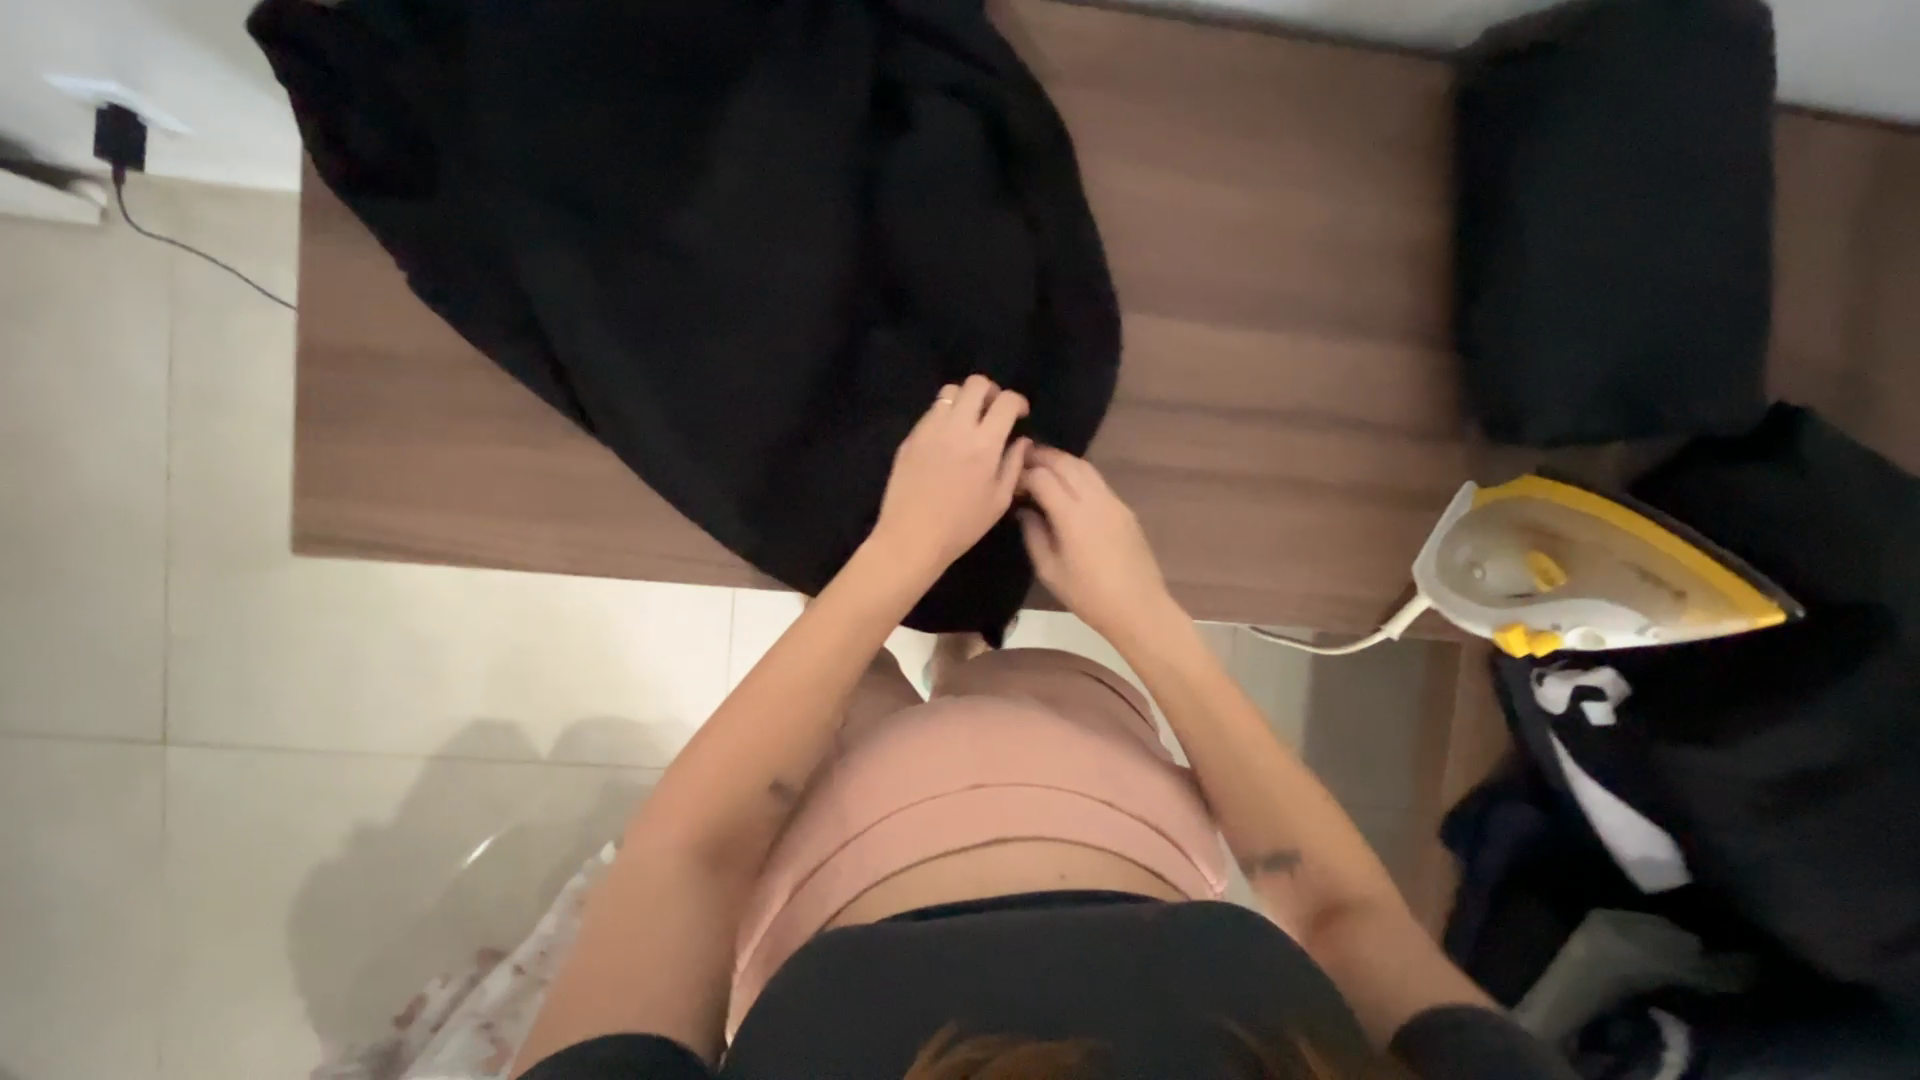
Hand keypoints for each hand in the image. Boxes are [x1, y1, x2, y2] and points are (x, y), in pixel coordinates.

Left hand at [871, 375, 1031, 578]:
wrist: (911, 538)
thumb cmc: (961, 526)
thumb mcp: (999, 500)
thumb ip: (1014, 465)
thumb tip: (1022, 441)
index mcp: (984, 443)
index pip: (1006, 401)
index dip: (1018, 402)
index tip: (1020, 415)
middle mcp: (956, 427)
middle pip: (976, 383)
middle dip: (991, 392)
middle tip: (994, 412)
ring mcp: (929, 429)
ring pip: (950, 392)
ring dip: (965, 399)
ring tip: (969, 421)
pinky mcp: (910, 437)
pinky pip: (931, 412)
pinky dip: (945, 415)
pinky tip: (947, 439)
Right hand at [1017, 447, 1176, 641]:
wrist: (1138, 607)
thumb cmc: (1088, 595)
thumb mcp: (1049, 570)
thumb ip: (1033, 534)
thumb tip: (1025, 511)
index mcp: (1072, 515)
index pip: (1042, 477)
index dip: (1022, 474)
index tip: (1009, 482)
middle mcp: (1094, 499)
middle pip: (1065, 463)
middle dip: (1040, 457)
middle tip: (1020, 459)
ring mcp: (1113, 501)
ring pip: (1084, 467)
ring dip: (1061, 461)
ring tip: (1041, 465)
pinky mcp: (1124, 509)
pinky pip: (1097, 480)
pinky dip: (1077, 473)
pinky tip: (1067, 485)